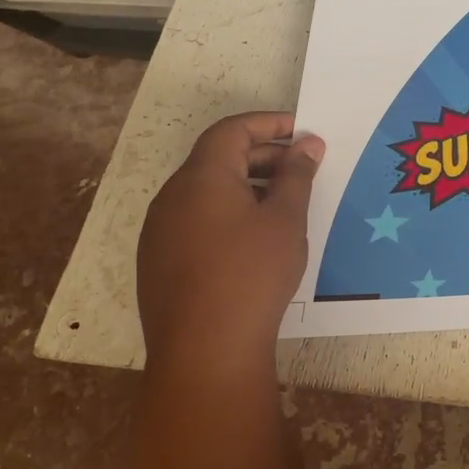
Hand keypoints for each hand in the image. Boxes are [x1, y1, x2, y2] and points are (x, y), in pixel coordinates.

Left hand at [136, 112, 324, 374]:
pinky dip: (231, 211)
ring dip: (248, 185)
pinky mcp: (161, 259)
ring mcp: (161, 230)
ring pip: (207, 190)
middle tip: (306, 168)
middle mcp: (172, 197)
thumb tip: (307, 143)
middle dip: (264, 155)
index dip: (269, 123)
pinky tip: (259, 237)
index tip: (305, 131)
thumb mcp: (286, 218)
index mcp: (201, 179)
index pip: (231, 131)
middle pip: (217, 158)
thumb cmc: (252, 272)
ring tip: (288, 203)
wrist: (206, 346)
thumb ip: (296, 175)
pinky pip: (198, 218)